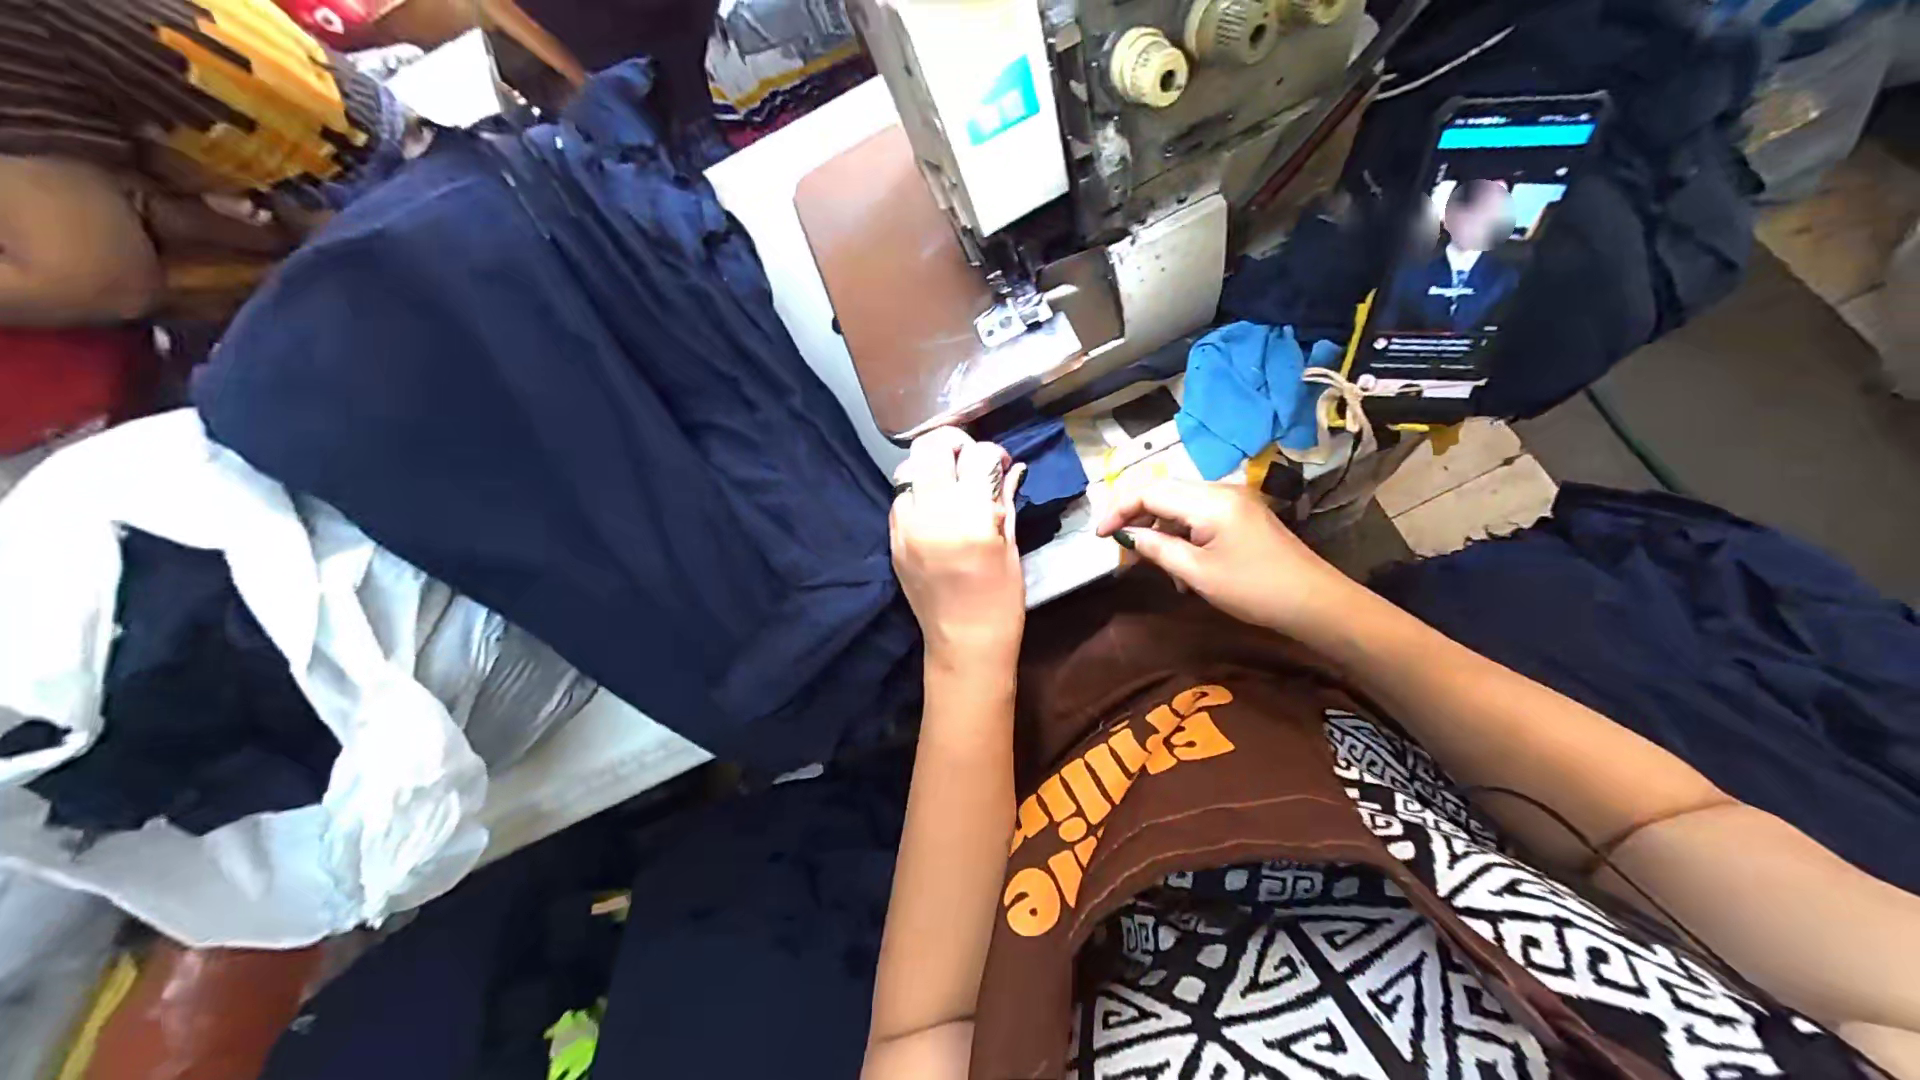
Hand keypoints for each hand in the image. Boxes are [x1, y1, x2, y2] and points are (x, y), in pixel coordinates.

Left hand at [890, 428, 1027, 670]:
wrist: (963, 643)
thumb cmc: (1000, 600)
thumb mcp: (1010, 547)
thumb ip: (1005, 501)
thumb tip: (1010, 468)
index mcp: (972, 517)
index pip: (978, 456)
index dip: (992, 453)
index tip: (999, 464)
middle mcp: (933, 514)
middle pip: (931, 448)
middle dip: (954, 444)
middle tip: (969, 460)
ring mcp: (907, 527)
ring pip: (908, 468)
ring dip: (931, 467)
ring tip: (949, 483)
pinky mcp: (893, 540)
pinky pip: (900, 499)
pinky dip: (917, 493)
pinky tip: (934, 508)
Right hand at [1095, 479, 1362, 641]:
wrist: (1315, 602)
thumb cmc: (1254, 589)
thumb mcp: (1197, 573)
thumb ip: (1156, 548)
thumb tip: (1126, 535)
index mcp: (1208, 500)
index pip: (1149, 490)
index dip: (1118, 509)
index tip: (1100, 535)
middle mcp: (1219, 490)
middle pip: (1162, 490)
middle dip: (1135, 514)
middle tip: (1118, 545)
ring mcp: (1233, 500)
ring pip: (1178, 502)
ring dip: (1157, 526)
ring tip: (1148, 559)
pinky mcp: (1241, 514)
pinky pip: (1197, 513)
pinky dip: (1179, 532)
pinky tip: (1178, 561)